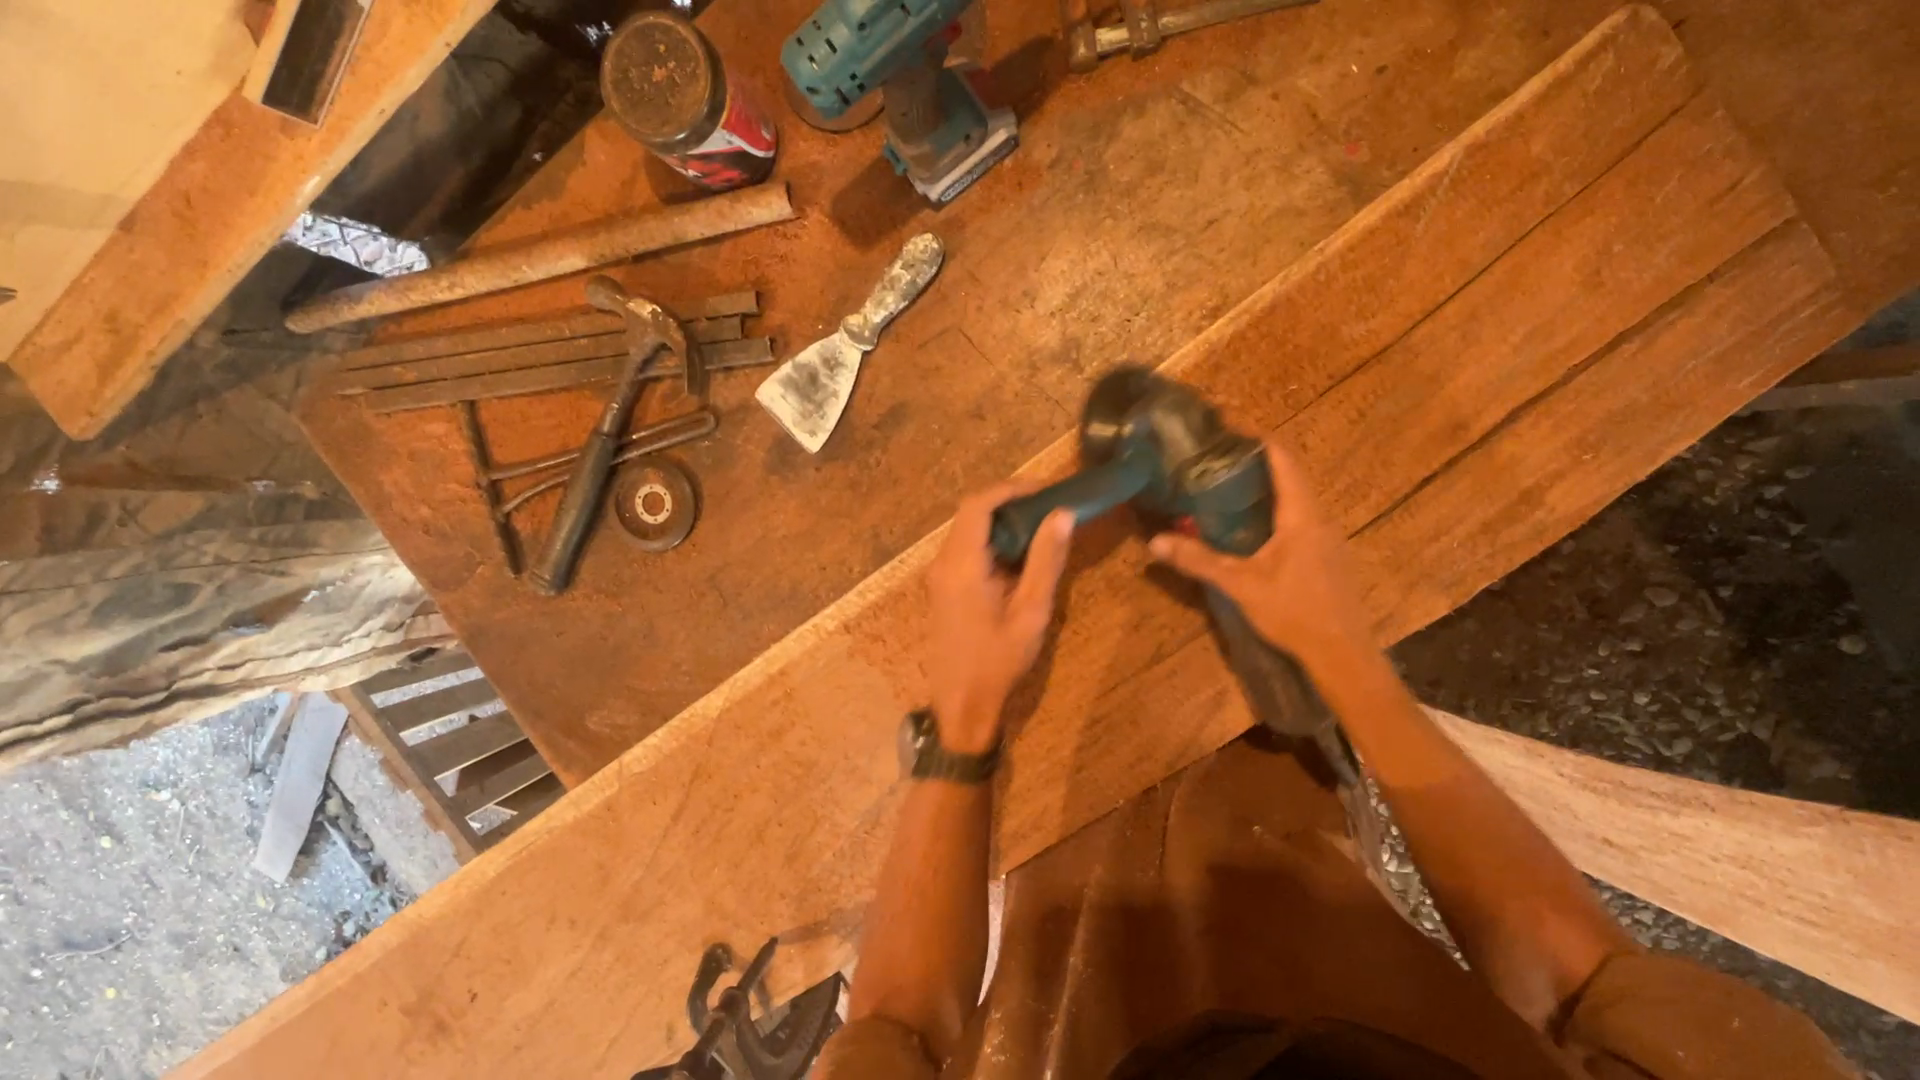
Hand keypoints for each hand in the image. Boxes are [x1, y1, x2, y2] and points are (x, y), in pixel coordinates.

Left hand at [925, 484, 1075, 752]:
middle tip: (1048, 508)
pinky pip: (965, 551)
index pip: (979, 505)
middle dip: (1009, 504)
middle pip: (971, 514)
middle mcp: (943, 563)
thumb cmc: (999, 661)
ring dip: (1001, 524)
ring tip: (1040, 529)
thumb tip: (1062, 514)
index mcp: (962, 564)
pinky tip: (1020, 558)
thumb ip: (1045, 560)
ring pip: (968, 532)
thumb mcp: (1031, 611)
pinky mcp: (942, 589)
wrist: (962, 705)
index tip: (1045, 490)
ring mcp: (939, 577)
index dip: (1011, 489)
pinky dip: (992, 544)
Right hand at [1147, 441, 1373, 669]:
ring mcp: (1326, 536)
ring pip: (1295, 494)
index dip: (1255, 434)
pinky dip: (1272, 505)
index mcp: (1301, 515)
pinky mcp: (1325, 553)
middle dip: (1254, 455)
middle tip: (1216, 450)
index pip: (1281, 457)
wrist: (1343, 654)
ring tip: (1226, 479)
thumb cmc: (1295, 612)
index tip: (1226, 422)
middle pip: (1289, 471)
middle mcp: (1318, 517)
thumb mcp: (1241, 585)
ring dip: (1264, 481)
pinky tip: (1249, 521)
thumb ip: (1199, 560)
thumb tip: (1155, 542)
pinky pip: (1298, 515)